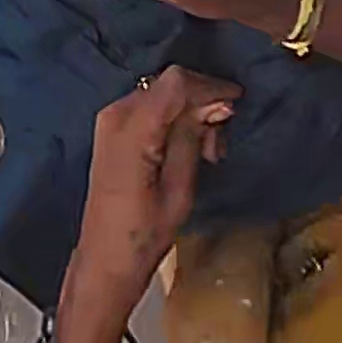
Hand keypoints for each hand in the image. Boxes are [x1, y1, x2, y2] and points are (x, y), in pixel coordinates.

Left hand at [56, 65, 241, 342]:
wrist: (104, 259)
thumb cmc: (144, 234)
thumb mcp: (179, 189)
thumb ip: (192, 139)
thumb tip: (214, 105)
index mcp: (131, 129)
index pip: (174, 83)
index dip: (209, 85)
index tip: (237, 100)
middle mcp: (116, 112)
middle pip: (169, 84)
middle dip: (202, 102)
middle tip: (220, 140)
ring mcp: (111, 116)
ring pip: (162, 93)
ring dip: (190, 112)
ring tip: (208, 151)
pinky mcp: (113, 125)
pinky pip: (151, 106)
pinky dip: (174, 117)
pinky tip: (190, 145)